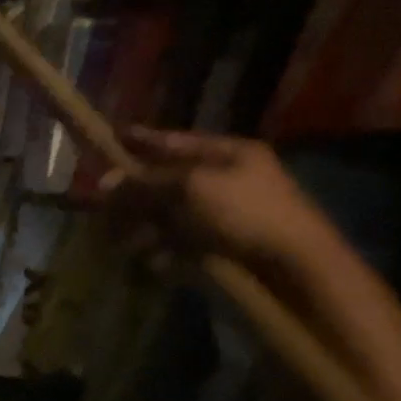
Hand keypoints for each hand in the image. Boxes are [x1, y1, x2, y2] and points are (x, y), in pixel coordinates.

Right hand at [99, 128, 340, 267]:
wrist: (295, 263)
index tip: (114, 137)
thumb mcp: (190, 187)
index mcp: (229, 154)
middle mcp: (227, 178)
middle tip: (105, 205)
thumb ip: (146, 182)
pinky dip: (164, 249)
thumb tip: (107, 183)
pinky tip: (157, 261)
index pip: (177, 141)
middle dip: (135, 195)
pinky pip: (181, 240)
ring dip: (144, 228)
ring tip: (127, 243)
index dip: (144, 140)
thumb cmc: (245, 211)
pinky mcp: (224, 242)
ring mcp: (226, 211)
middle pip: (167, 180)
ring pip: (169, 214)